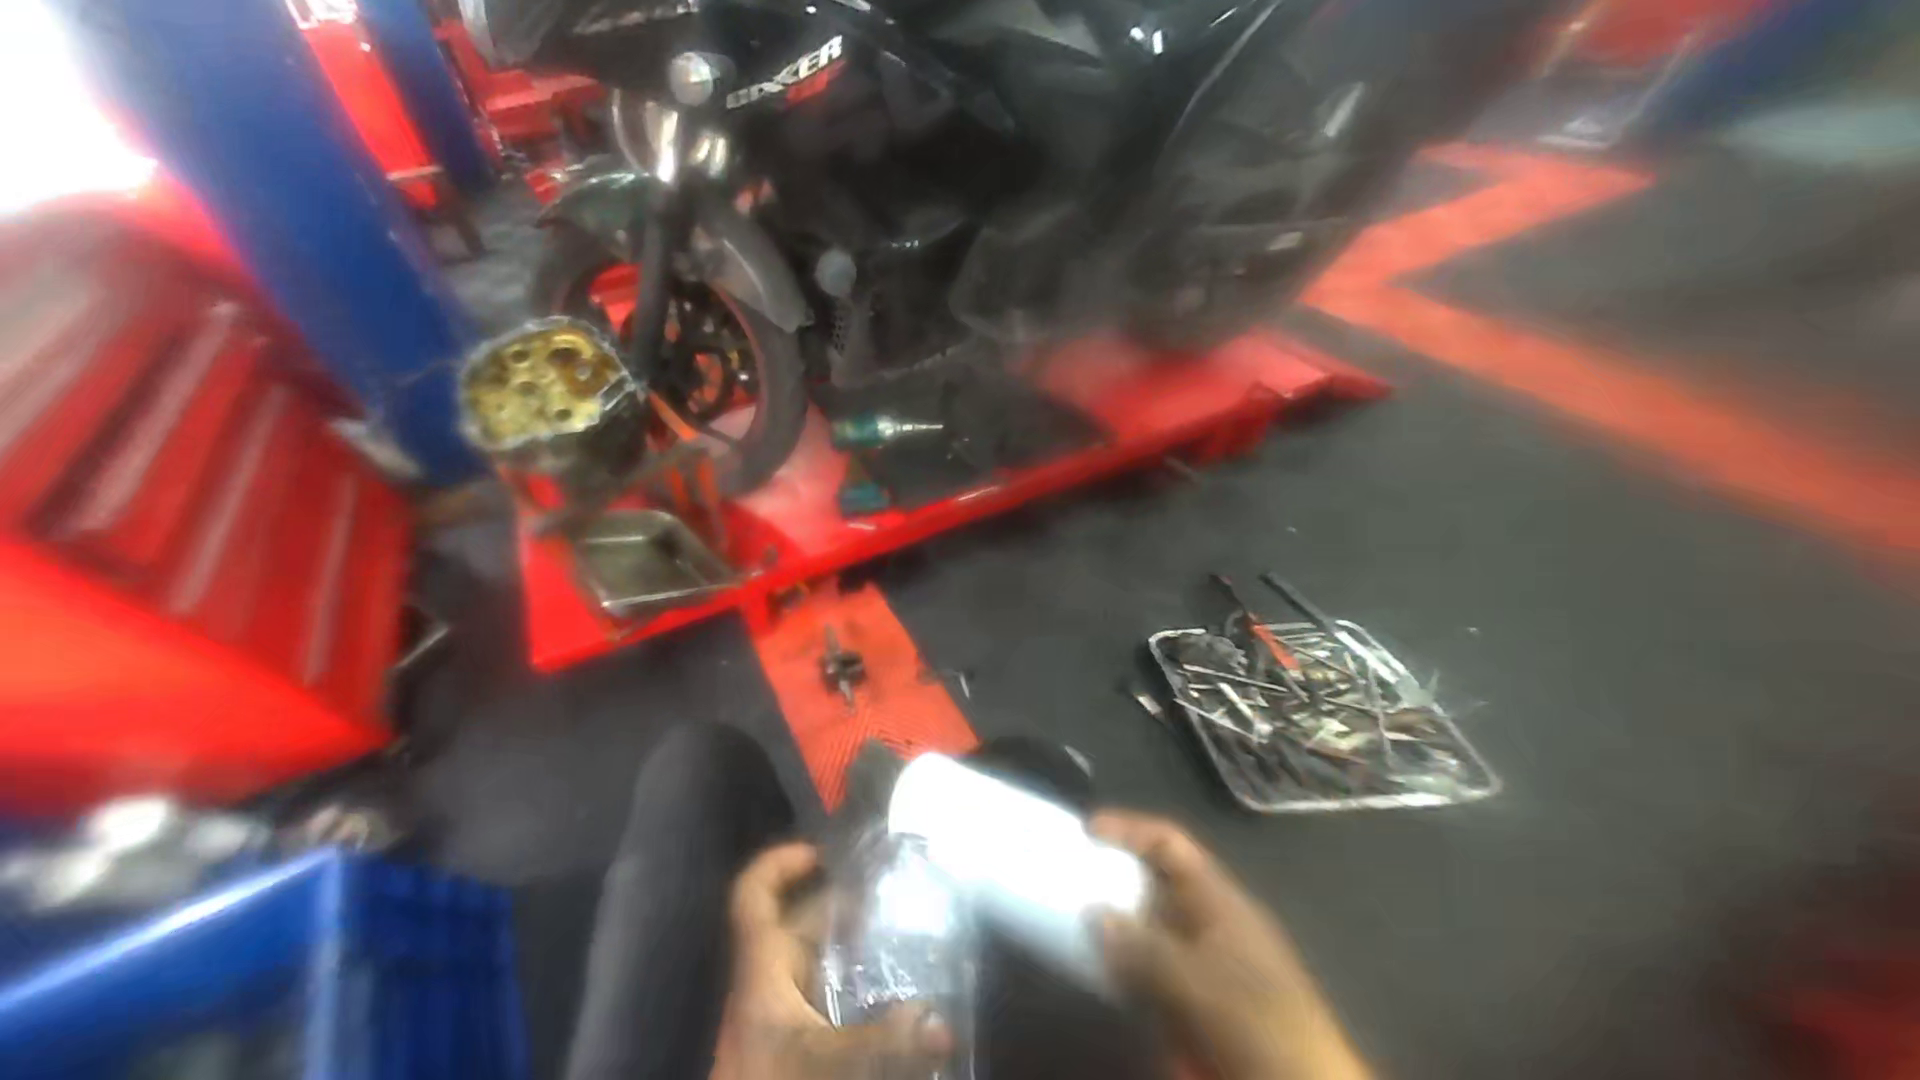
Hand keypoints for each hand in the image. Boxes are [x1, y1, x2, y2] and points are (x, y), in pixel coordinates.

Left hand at [711, 842, 953, 1079]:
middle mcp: (772, 978)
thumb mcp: (821, 1063)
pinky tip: (896, 990)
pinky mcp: (799, 1035)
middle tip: (899, 895)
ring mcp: (785, 1008)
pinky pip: (832, 993)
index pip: (753, 896)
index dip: (780, 863)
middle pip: (804, 920)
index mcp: (762, 966)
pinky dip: (861, 982)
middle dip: (849, 903)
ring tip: (909, 933)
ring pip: (822, 957)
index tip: (824, 853)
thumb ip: (882, 1043)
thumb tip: (941, 1023)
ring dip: (860, 943)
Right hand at [1092, 812, 1372, 1079]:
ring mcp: (1197, 967)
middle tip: (1065, 877)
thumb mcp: (1202, 986)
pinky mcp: (1189, 1007)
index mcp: (1219, 902)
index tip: (1087, 831)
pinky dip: (1118, 968)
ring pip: (1142, 930)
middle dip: (1110, 877)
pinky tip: (1090, 970)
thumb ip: (1145, 950)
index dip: (1130, 830)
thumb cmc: (1261, 1028)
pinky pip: (1144, 974)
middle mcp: (1206, 924)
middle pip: (1151, 884)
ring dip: (1109, 925)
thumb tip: (1093, 914)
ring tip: (1063, 919)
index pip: (1171, 846)